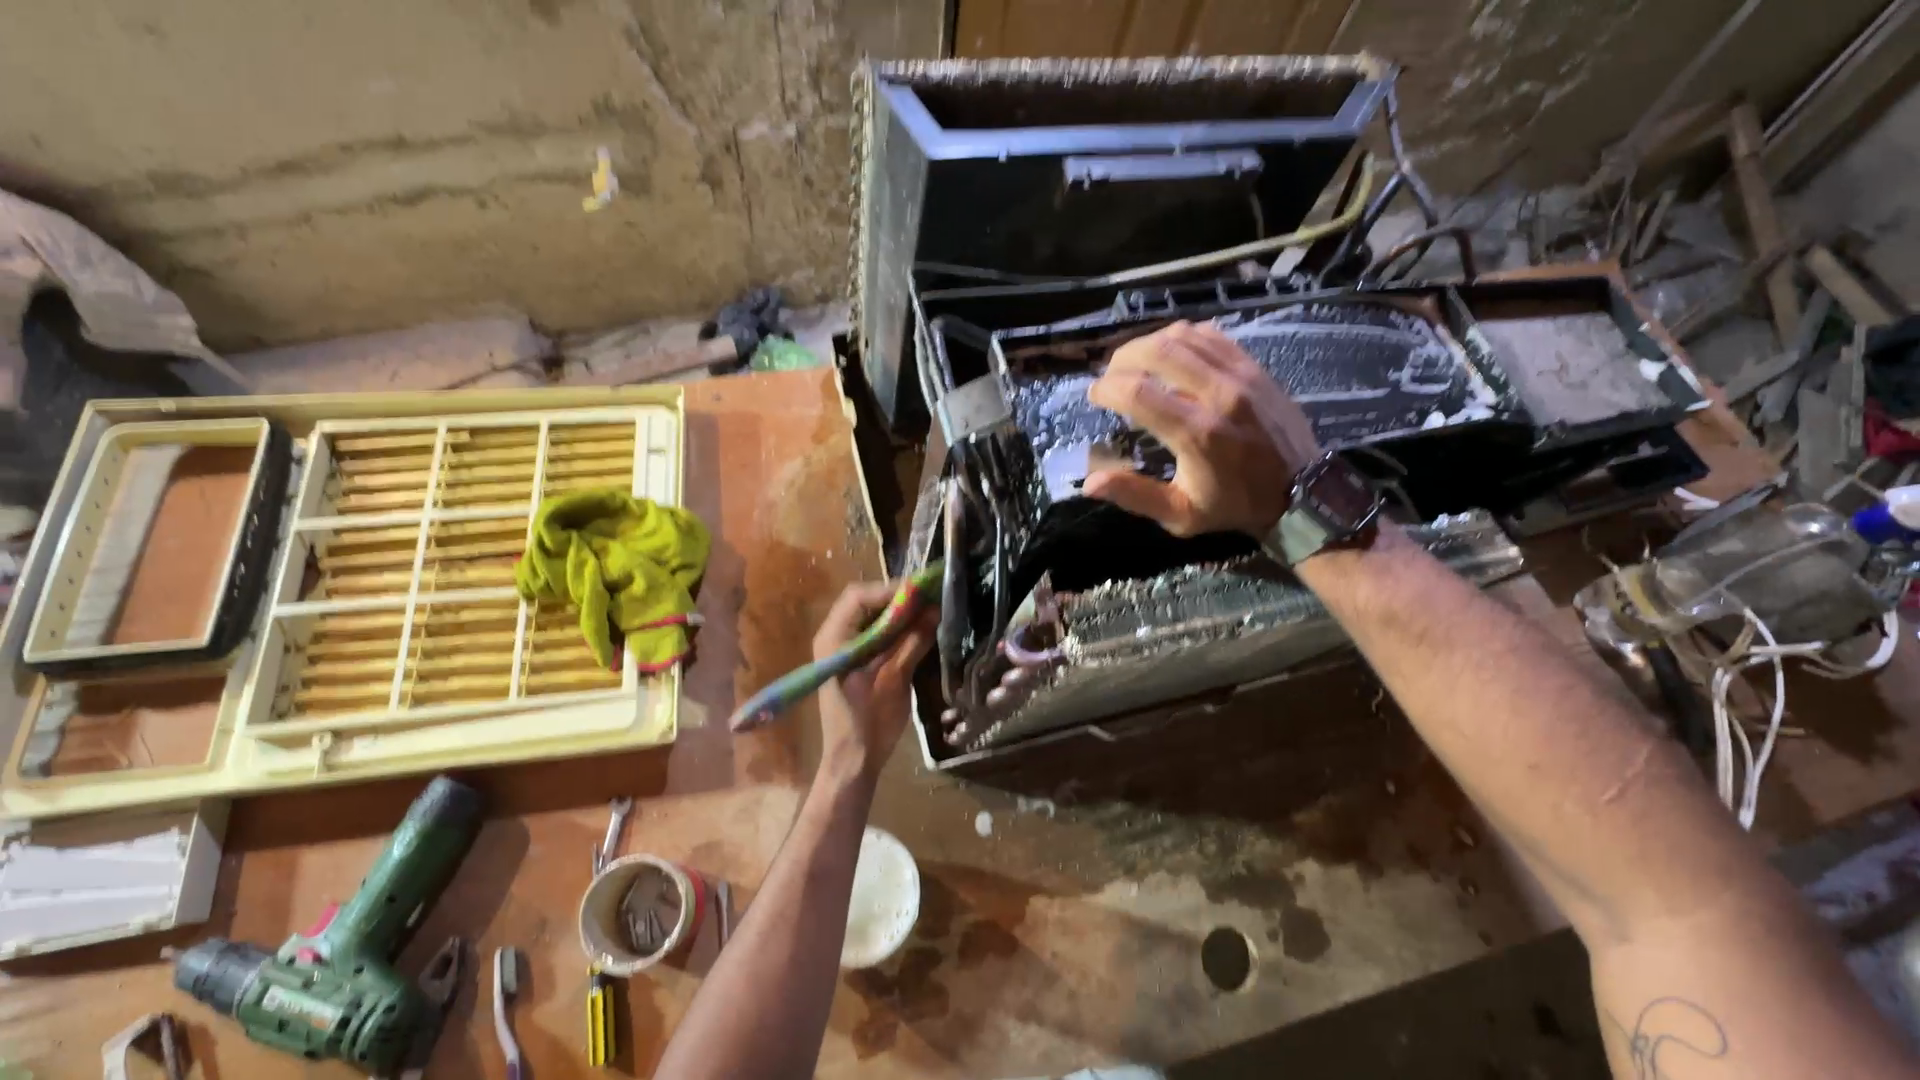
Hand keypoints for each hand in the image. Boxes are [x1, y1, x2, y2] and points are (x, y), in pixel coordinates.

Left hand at [813, 581, 935, 782]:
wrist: (853, 760)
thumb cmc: (867, 720)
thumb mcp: (893, 678)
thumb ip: (912, 641)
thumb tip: (935, 610)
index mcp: (834, 639)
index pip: (858, 597)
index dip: (890, 590)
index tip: (922, 594)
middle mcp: (836, 637)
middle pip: (867, 603)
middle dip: (899, 599)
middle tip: (931, 600)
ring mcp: (846, 650)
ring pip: (874, 618)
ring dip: (901, 614)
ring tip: (930, 613)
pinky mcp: (859, 662)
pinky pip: (878, 635)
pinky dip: (898, 631)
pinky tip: (920, 633)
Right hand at [1084, 321, 1322, 536]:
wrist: (1302, 492)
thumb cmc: (1233, 505)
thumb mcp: (1180, 515)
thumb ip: (1134, 495)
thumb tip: (1089, 482)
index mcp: (1197, 434)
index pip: (1137, 392)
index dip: (1106, 388)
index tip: (1095, 396)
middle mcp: (1218, 395)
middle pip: (1158, 351)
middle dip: (1122, 358)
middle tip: (1110, 375)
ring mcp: (1241, 375)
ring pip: (1183, 336)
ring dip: (1150, 343)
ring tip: (1135, 362)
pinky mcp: (1255, 367)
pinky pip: (1211, 336)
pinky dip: (1182, 338)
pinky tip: (1171, 353)